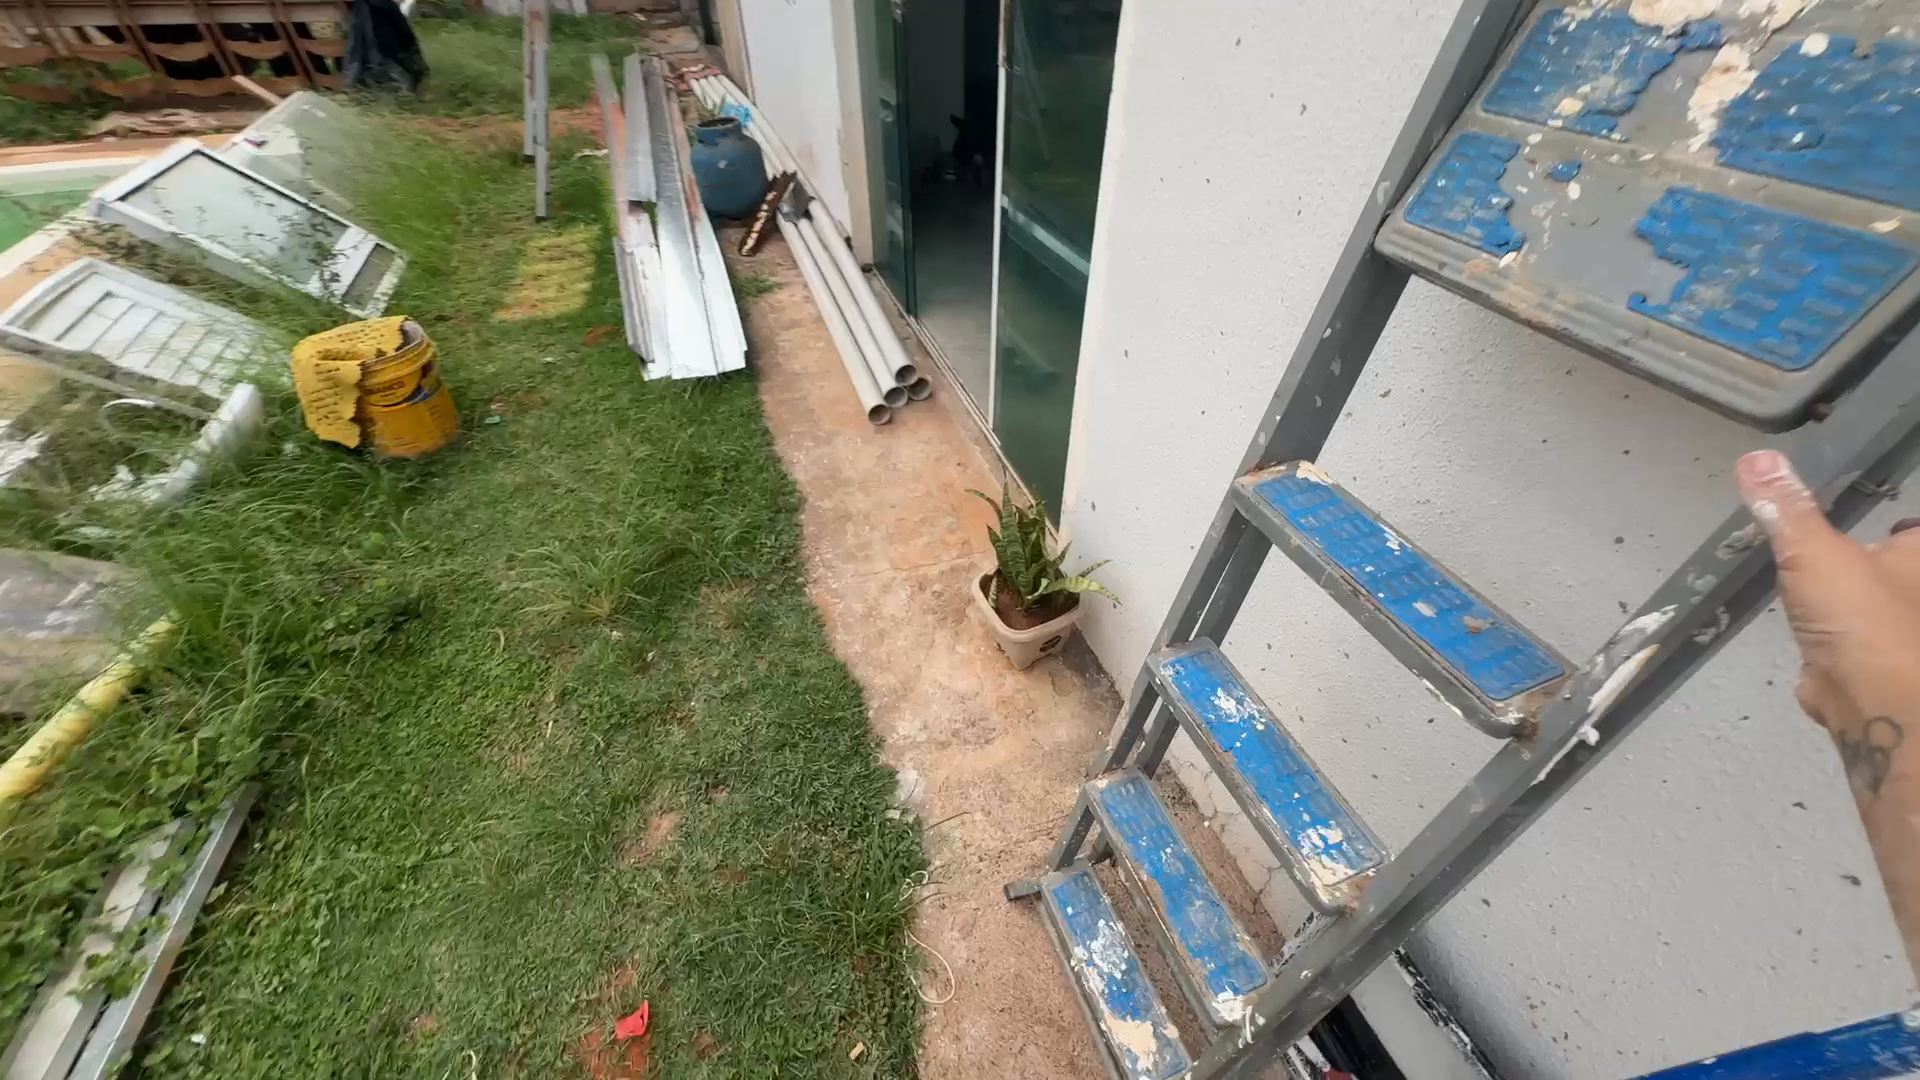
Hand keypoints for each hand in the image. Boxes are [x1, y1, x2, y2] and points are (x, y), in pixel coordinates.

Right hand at [1735, 450, 1919, 789]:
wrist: (1875, 697)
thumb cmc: (1862, 616)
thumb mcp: (1811, 552)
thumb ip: (1786, 509)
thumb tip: (1757, 458)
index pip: (1914, 527)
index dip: (1898, 524)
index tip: (1877, 519)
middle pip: (1904, 561)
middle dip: (1881, 556)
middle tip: (1840, 546)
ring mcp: (1908, 623)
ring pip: (1889, 596)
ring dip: (1862, 591)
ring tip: (1820, 582)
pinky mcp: (1889, 655)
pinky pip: (1871, 629)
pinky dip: (1848, 624)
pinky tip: (1820, 623)